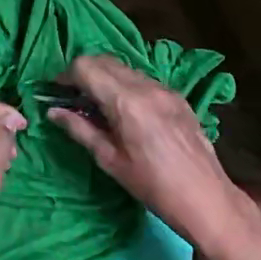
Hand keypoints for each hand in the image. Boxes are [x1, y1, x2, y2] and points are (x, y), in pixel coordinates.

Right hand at [48, 55, 259, 258]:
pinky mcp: (177, 96)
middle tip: (72, 98)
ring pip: (124, 68)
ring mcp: (164, 88)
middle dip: (83, 73)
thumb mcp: (110, 161)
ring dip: (104, 77)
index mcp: (126, 102)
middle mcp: (146, 86)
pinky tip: (124, 112)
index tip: (56, 93)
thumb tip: (53, 111)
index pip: (86, 67)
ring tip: (97, 106)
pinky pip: (142, 79)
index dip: (65, 75)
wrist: (207, 198)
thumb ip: (80, 130)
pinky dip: (125, 85)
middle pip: (104, 60)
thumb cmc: (153, 186)